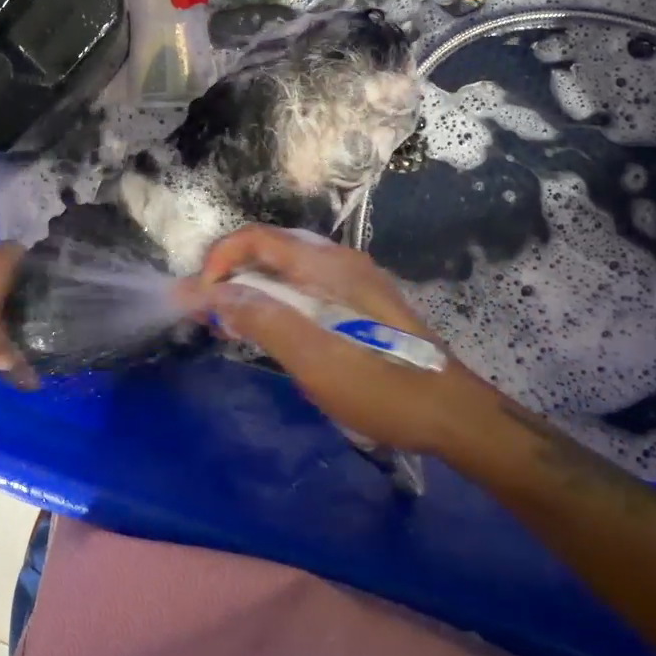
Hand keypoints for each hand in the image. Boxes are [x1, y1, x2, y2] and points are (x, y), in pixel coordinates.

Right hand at [191, 225, 497, 454]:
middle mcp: (340, 262)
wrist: (456, 416)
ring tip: (231, 324)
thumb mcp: (316, 359)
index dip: (219, 260)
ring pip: (285, 269)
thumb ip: (263, 320)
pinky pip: (304, 286)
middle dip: (229, 275)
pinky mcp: (361, 304)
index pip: (256, 239)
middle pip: (268, 250)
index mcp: (328, 266)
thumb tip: (214, 295)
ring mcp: (354, 281)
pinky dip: (274, 300)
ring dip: (250, 289)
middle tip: (207, 313)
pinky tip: (271, 331)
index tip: (199, 299)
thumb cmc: (383, 388)